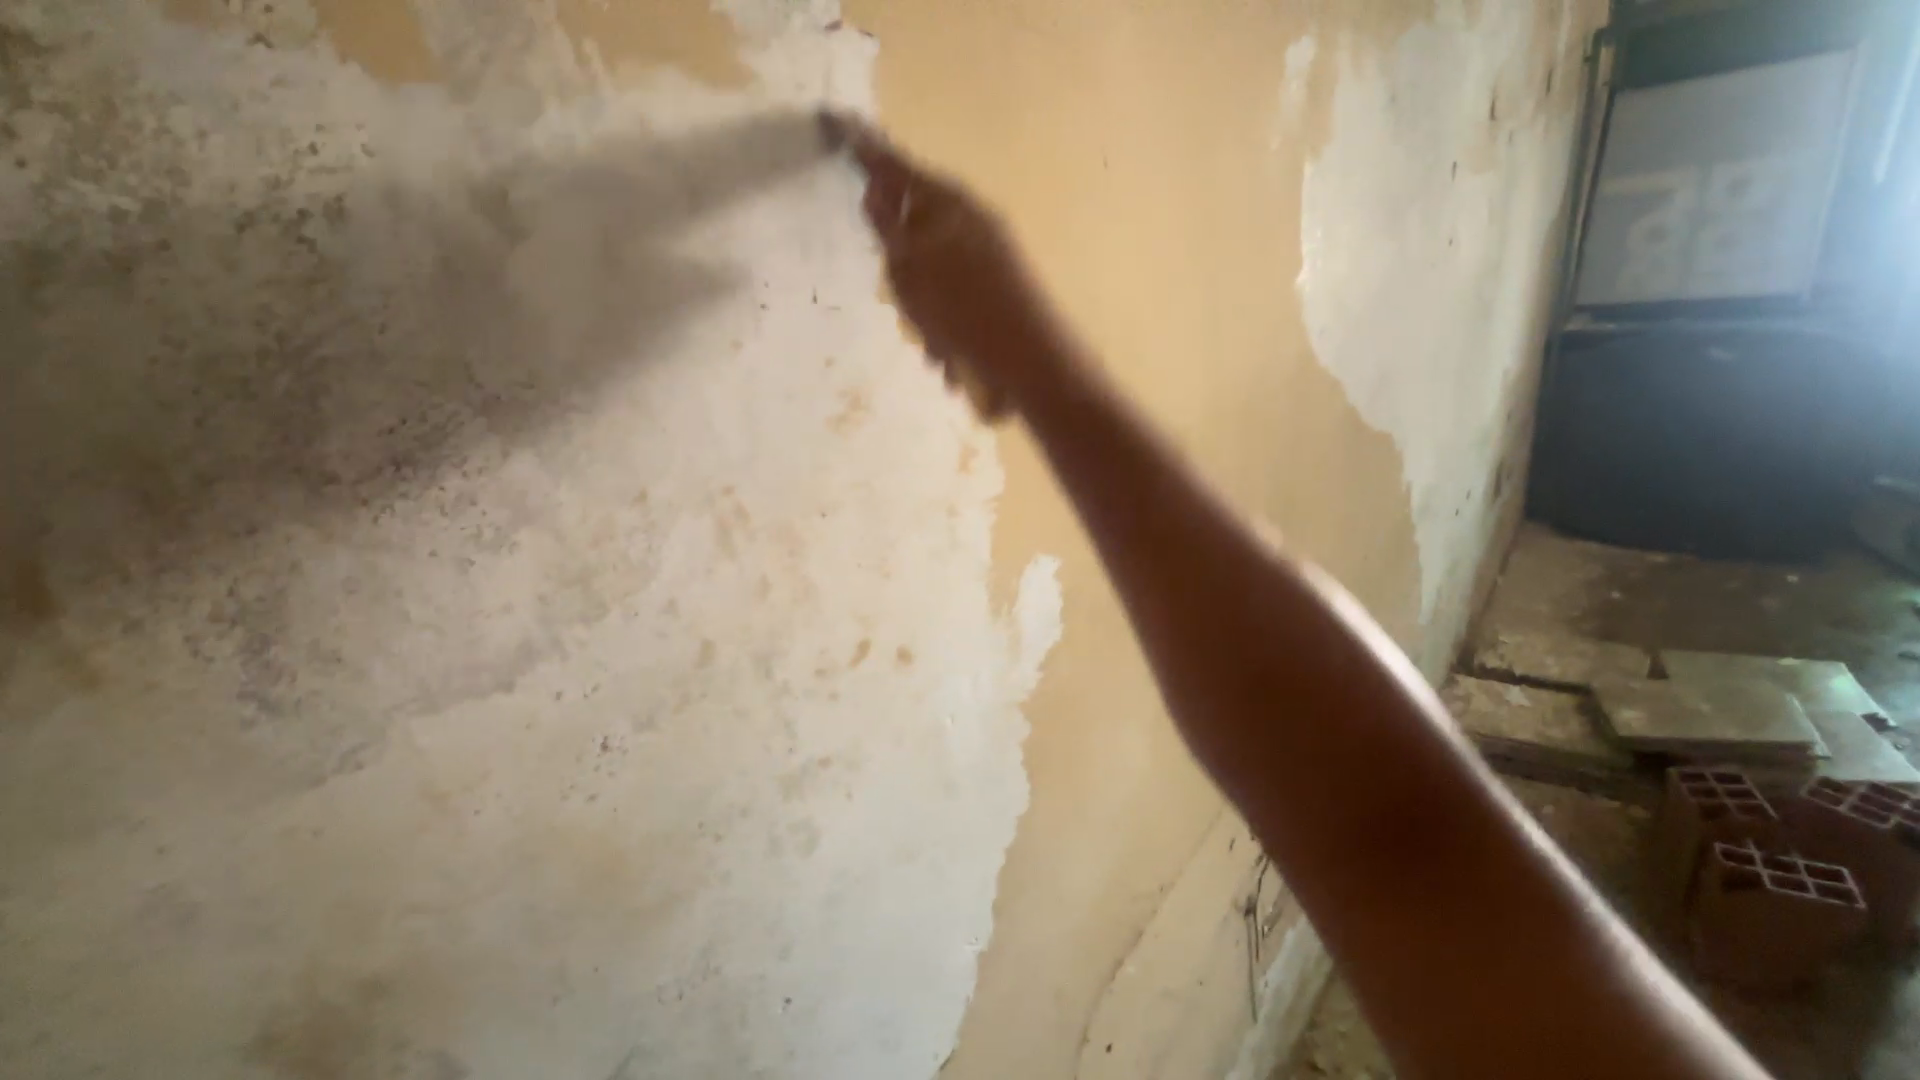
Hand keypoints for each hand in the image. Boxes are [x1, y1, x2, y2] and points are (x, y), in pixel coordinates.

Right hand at [820, 111, 1079, 421]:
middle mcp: (973, 224)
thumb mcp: (911, 268)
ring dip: (927, 317)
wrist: (1034, 362)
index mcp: (952, 204)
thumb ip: (888, 229)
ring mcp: (991, 261)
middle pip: (916, 232)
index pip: (899, 168)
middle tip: (909, 303)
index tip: (839, 122)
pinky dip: (949, 335)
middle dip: (903, 273)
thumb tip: (874, 194)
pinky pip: (957, 310)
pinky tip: (956, 362)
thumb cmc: (965, 312)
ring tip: (940, 348)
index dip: (867, 150)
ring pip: (934, 280)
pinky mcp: (1001, 298)